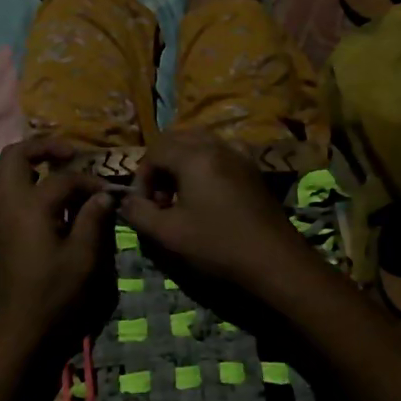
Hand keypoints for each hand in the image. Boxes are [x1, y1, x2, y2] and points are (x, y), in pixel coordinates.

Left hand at [0, 139, 115, 335]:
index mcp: (31, 206)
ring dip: (11, 167)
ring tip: (39, 174)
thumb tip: (103, 195)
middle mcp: (7, 204)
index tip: (109, 193)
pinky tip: (20, 205)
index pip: (64, 178)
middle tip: (69, 155)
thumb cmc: (56, 294)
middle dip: (42, 147)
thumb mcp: (85, 256)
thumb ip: (93, 219)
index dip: (90, 182)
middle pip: (14, 156)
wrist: (21, 331)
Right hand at [118, 130, 314, 289]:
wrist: (274, 261)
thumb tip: (125, 201)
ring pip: (201, 144)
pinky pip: (221, 153)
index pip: (155, 150)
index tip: (144, 205)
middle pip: (178, 139)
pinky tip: (207, 194)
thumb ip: (139, 213)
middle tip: (160, 198)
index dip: (142, 176)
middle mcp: (217, 146)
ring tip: (181, 197)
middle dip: (161, 164)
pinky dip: (206, 164)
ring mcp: (239, 155)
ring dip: (183, 163)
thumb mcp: (168, 234)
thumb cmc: (217, 246)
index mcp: (194, 156)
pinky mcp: (253, 170)